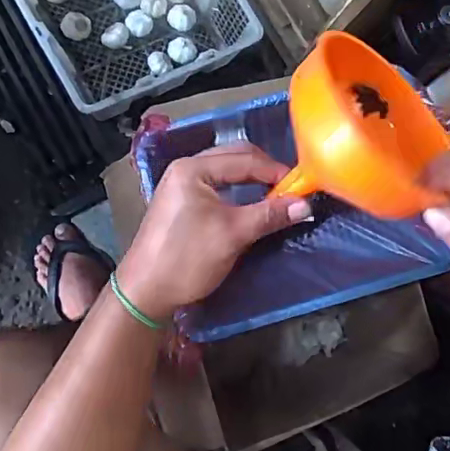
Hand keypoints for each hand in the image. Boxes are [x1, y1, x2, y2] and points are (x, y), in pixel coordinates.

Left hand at [115, 143, 312, 317]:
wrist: (144, 293)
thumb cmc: (187, 259)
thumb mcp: (233, 235)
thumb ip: (269, 215)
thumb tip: (305, 204)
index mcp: (193, 169)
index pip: (246, 160)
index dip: (277, 172)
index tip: (302, 188)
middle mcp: (185, 168)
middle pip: (235, 157)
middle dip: (265, 170)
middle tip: (291, 189)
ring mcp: (181, 183)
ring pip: (227, 170)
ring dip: (253, 179)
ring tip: (276, 196)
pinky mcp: (181, 200)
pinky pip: (217, 183)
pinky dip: (238, 189)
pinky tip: (252, 203)